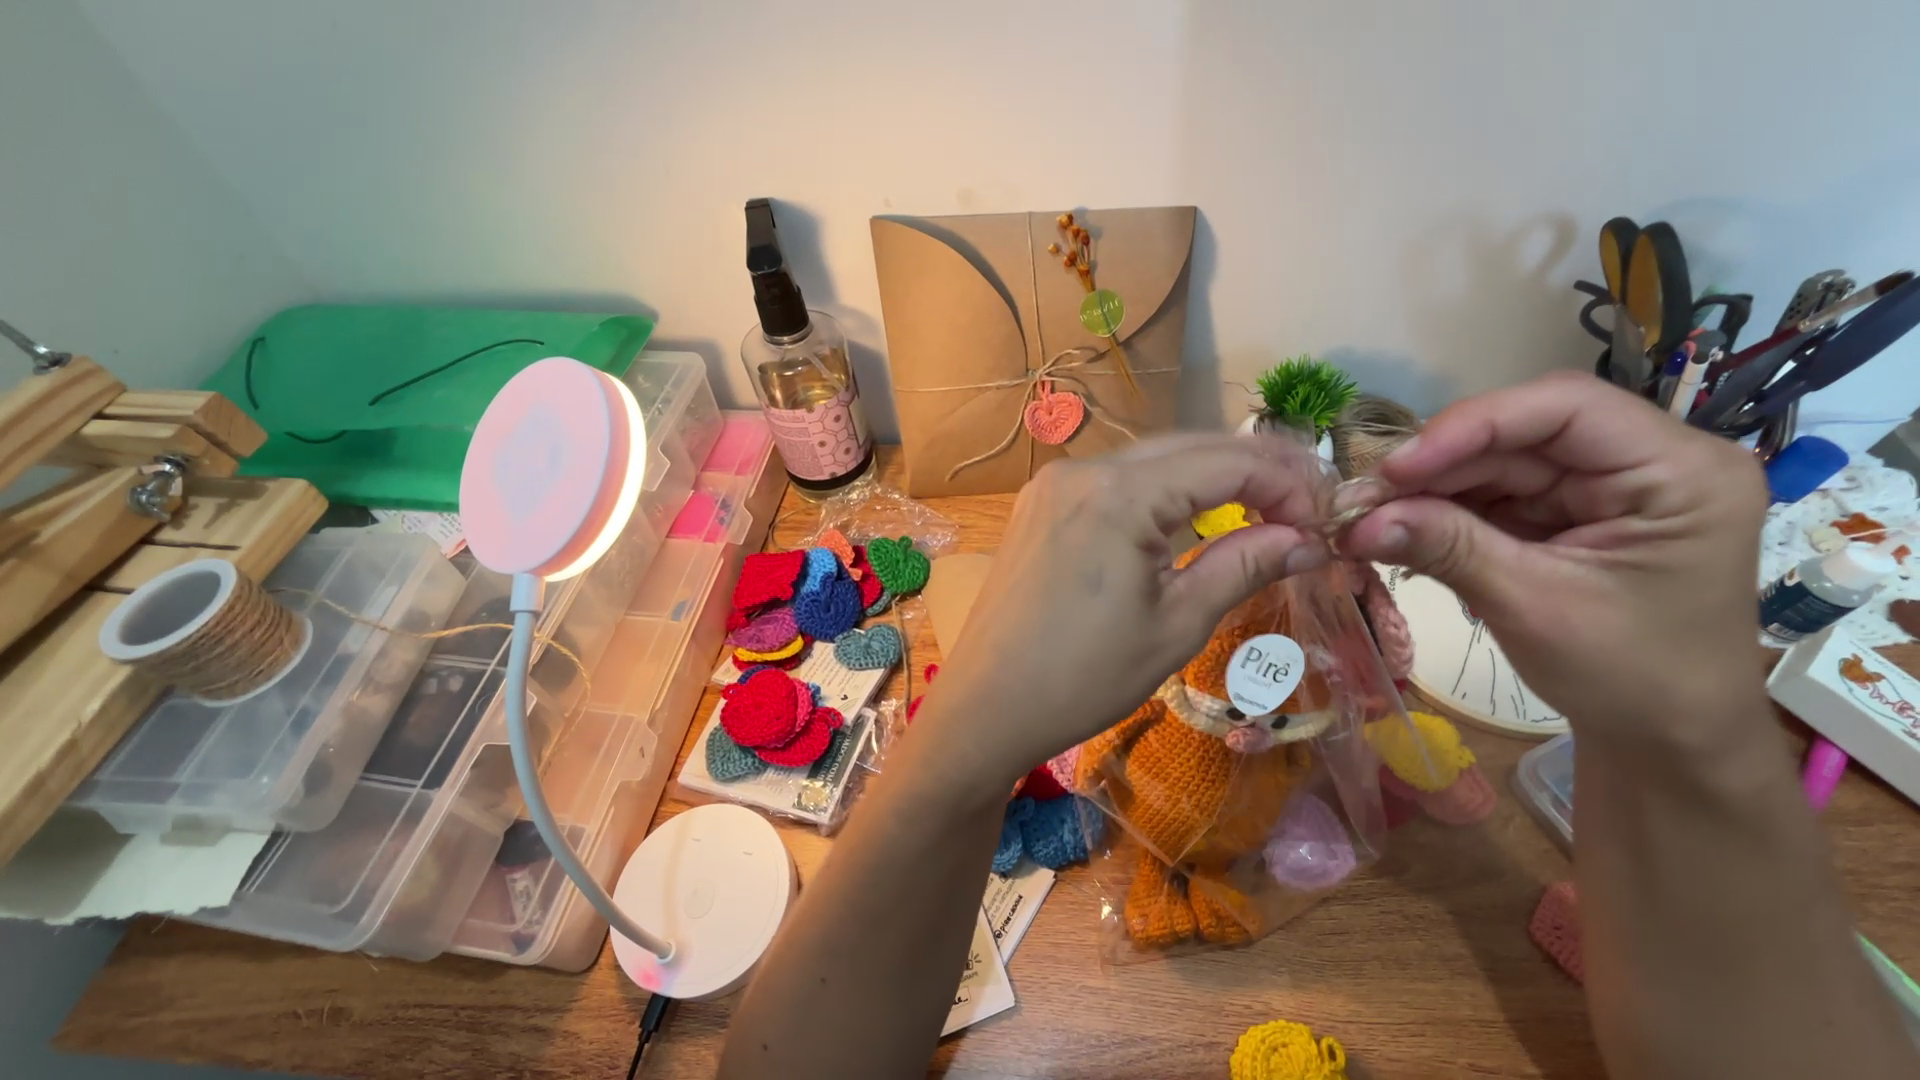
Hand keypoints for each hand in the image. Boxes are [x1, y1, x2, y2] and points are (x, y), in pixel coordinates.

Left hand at [920, 434, 1333, 789]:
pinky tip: (1192, 518)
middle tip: (1307, 511)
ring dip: (1210, 479)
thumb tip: (1307, 539)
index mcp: (1119, 493)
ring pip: (1153, 461)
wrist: (986, 708)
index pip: (1227, 460)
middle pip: (1190, 448)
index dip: (1288, 483)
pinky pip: (1116, 483)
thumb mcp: (1178, 624)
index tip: (1325, 521)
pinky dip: (1163, 494)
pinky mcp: (1040, 506)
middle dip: (1255, 471)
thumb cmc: (1084, 677)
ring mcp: (1053, 484)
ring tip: (1264, 512)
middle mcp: (1083, 469)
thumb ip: (1245, 564)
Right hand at [1339, 372, 1769, 746]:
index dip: (1472, 426)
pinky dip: (1444, 511)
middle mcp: (1647, 462)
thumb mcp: (1533, 607)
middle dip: (1437, 466)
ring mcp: (1607, 487)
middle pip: (1523, 435)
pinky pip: (1497, 495)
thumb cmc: (1627, 677)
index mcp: (1679, 471)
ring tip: (1366, 518)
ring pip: (1499, 463)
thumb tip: (1355, 521)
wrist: (1665, 739)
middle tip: (1360, 500)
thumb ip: (1448, 549)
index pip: (1565, 408)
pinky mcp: (1572, 514)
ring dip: (1429, 490)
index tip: (1395, 468)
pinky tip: (1398, 526)